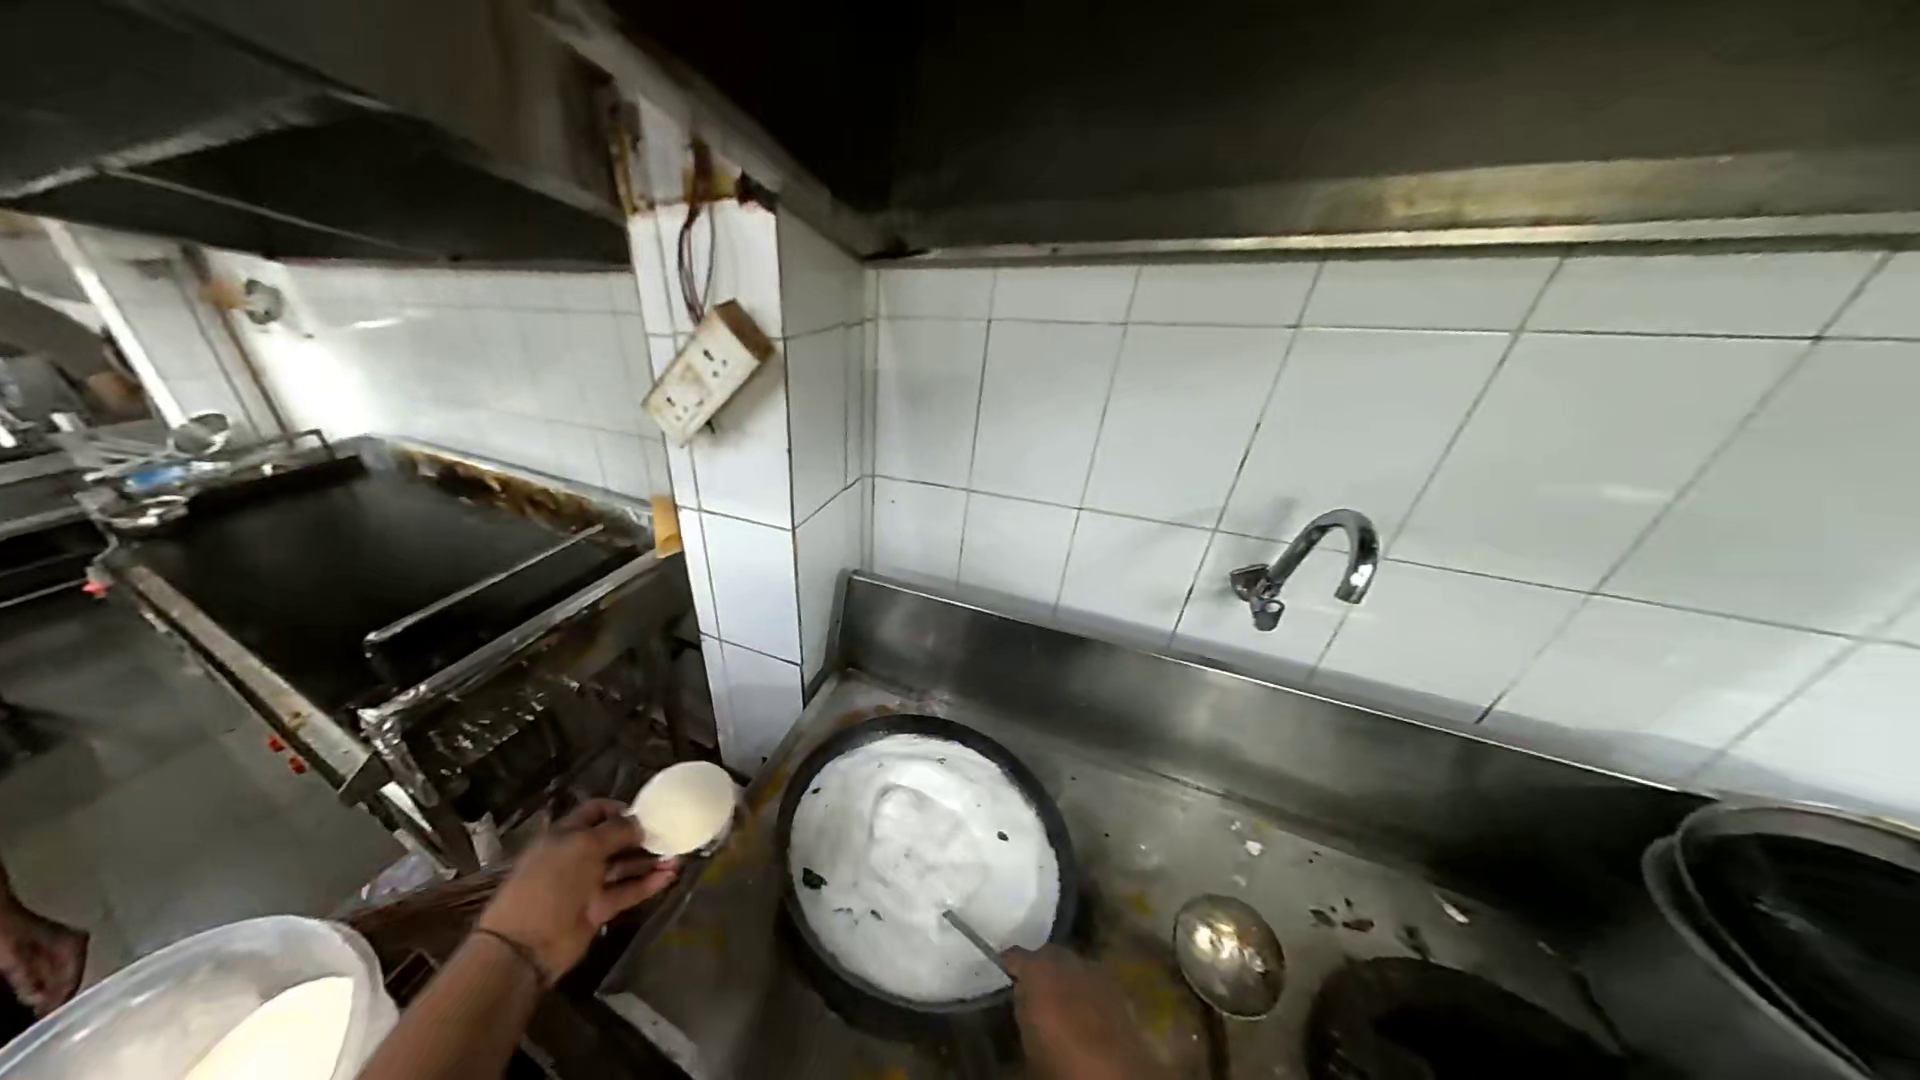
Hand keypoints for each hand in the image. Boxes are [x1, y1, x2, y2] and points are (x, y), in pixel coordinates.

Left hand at [476, 799, 677, 980]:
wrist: (525, 946)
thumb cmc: (551, 883)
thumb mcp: (584, 846)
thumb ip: (617, 830)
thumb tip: (642, 822)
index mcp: (566, 835)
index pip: (596, 811)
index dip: (620, 808)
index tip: (647, 812)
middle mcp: (578, 856)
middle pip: (615, 839)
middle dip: (643, 835)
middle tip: (671, 834)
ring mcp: (588, 884)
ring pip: (625, 866)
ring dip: (650, 860)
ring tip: (677, 857)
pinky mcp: (598, 908)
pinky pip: (627, 891)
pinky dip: (648, 884)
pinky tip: (670, 876)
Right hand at [1004, 945, 1171, 1079]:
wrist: (1117, 1072)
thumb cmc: (1063, 1060)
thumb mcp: (1029, 1040)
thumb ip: (1022, 1006)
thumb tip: (1023, 991)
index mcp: (1037, 968)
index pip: (1013, 955)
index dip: (1008, 966)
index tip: (1004, 976)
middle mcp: (1064, 958)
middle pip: (1045, 955)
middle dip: (1040, 970)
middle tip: (1036, 994)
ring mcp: (1092, 967)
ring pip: (1070, 965)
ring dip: (1064, 977)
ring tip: (1064, 1003)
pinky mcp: (1115, 983)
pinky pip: (1091, 979)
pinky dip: (1086, 989)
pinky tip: (1088, 1011)